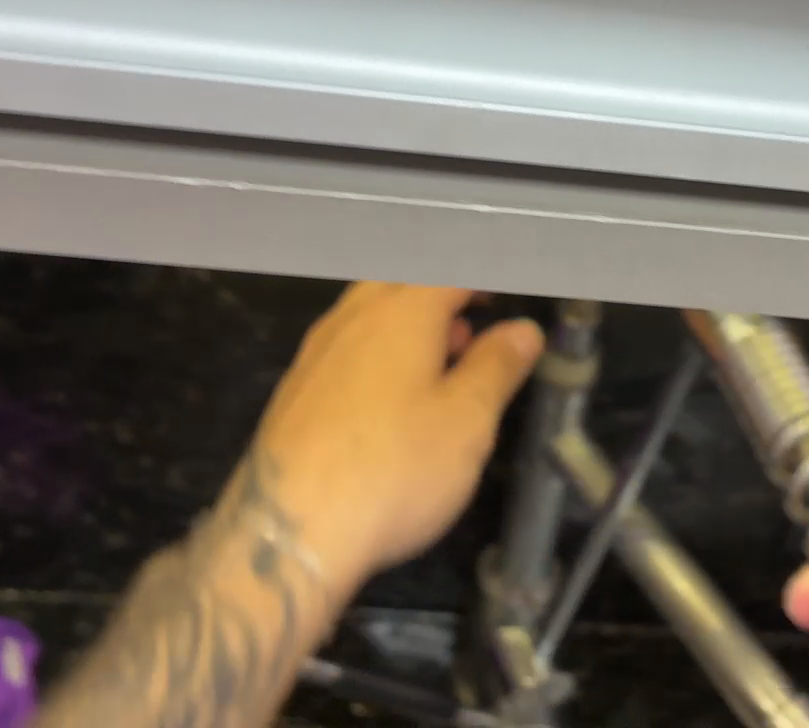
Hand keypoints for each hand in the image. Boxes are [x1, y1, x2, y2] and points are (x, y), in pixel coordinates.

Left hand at [232, 282, 543, 598]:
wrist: (285, 535)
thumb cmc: (394, 469)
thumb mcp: (468, 420)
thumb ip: (498, 365)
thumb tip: (523, 329)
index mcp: (401, 313)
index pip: (449, 274)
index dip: (483, 281)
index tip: (506, 297)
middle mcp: (353, 318)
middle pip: (403, 285)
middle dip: (441, 298)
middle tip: (472, 332)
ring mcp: (317, 353)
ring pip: (370, 314)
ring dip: (409, 325)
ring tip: (439, 367)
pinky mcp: (295, 391)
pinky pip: (347, 346)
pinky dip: (379, 352)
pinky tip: (390, 401)